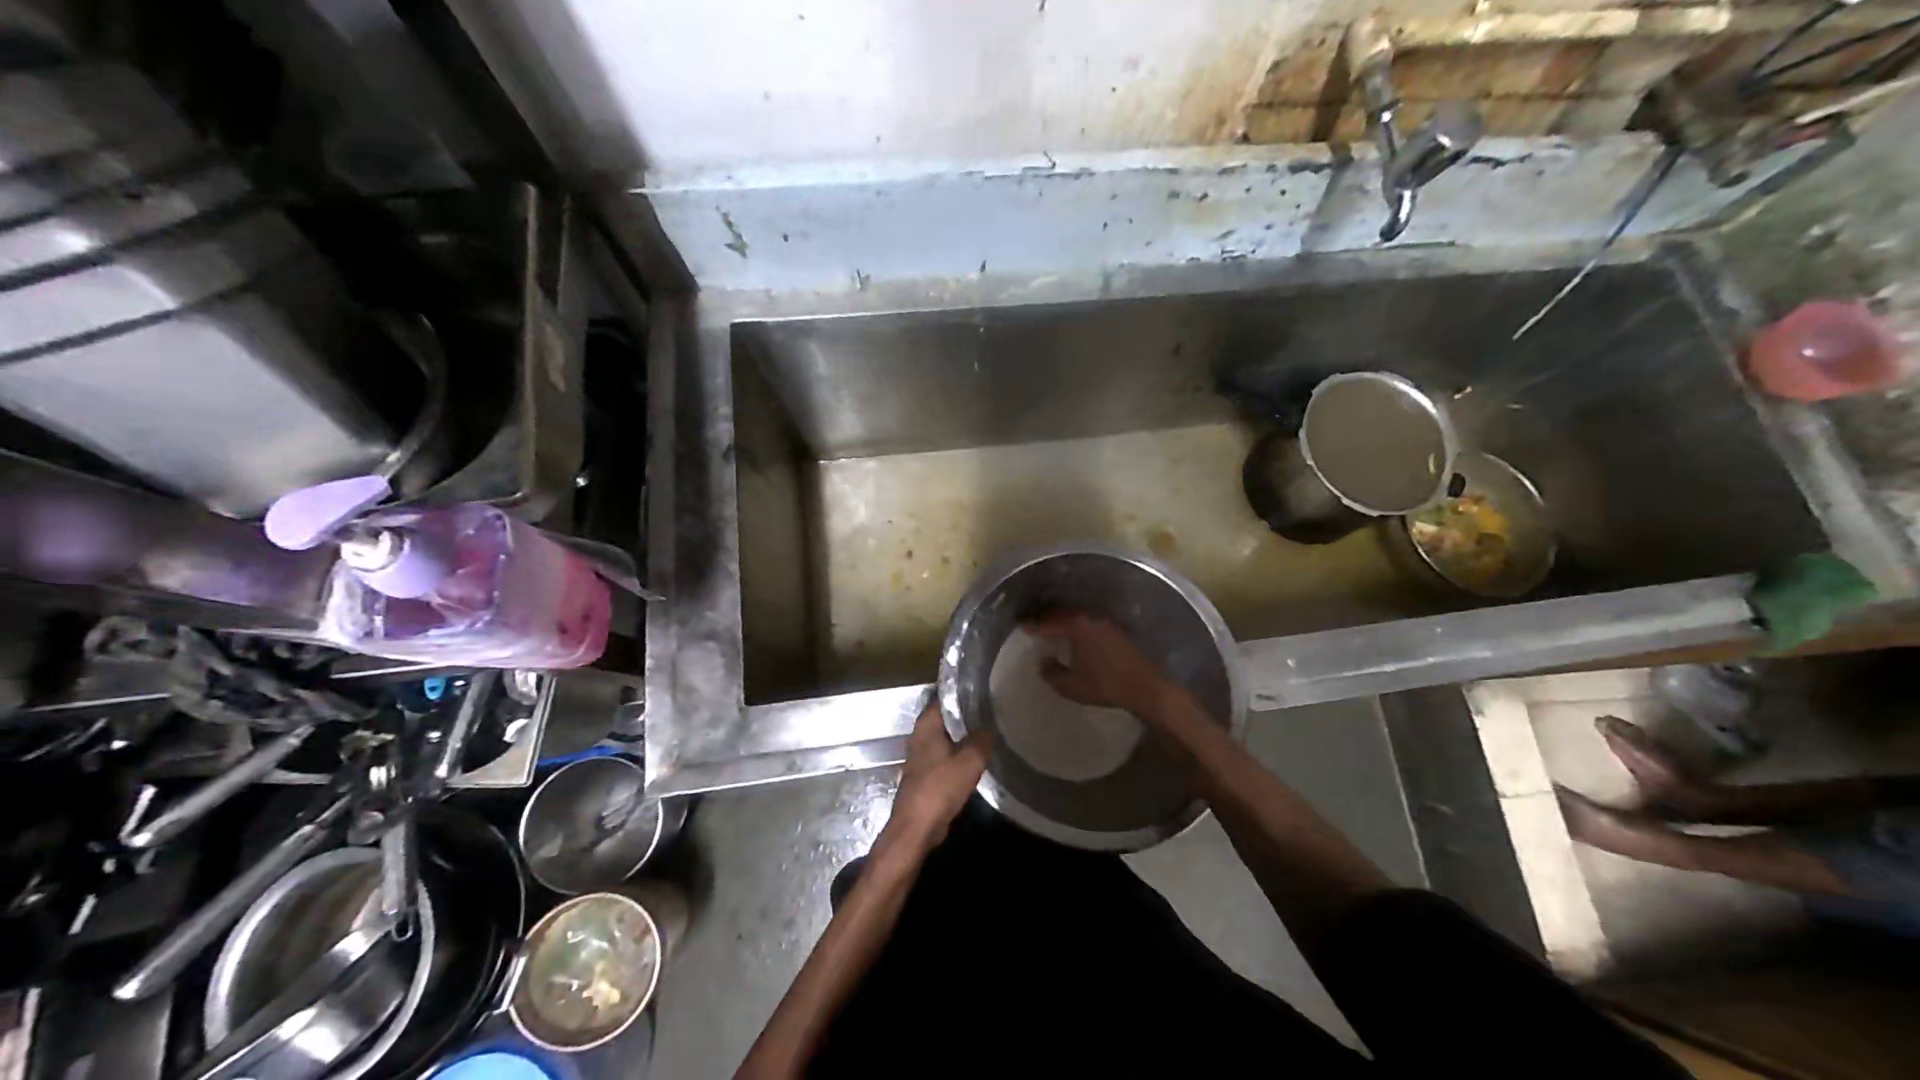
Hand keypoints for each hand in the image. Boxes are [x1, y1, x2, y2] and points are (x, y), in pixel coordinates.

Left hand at [885, 698, 990, 849]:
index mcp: (926, 727)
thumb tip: (990, 726)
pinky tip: (975, 756)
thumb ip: (981, 740)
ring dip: (962, 736)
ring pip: (945, 738)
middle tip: (990, 710)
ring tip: (987, 731)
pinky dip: (958, 753)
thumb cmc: (940, 787)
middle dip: (964, 715)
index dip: (961, 694)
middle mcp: (919, 737)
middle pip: (944, 719)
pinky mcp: (925, 774)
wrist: (917, 826)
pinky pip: (945, 755)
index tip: (982, 690)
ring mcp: (921, 756)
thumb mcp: (969, 761)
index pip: (943, 699)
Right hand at [1022, 611, 1173, 713]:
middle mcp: (1090, 618)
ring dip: (1064, 621)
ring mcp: (1105, 622)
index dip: (1033, 625)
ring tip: (1053, 630)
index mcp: (1076, 627)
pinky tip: (1076, 637)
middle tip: (1035, 625)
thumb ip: (1051, 673)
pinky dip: (1078, 625)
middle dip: (1047, 619)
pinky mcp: (1116, 630)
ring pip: (1077, 616)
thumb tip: (1043, 662)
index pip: (1048, 622)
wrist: (1144, 687)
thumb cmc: (1104, 685)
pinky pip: (1089, 622)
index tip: (1021, 626)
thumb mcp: (1071, 686)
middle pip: (1062, 613)